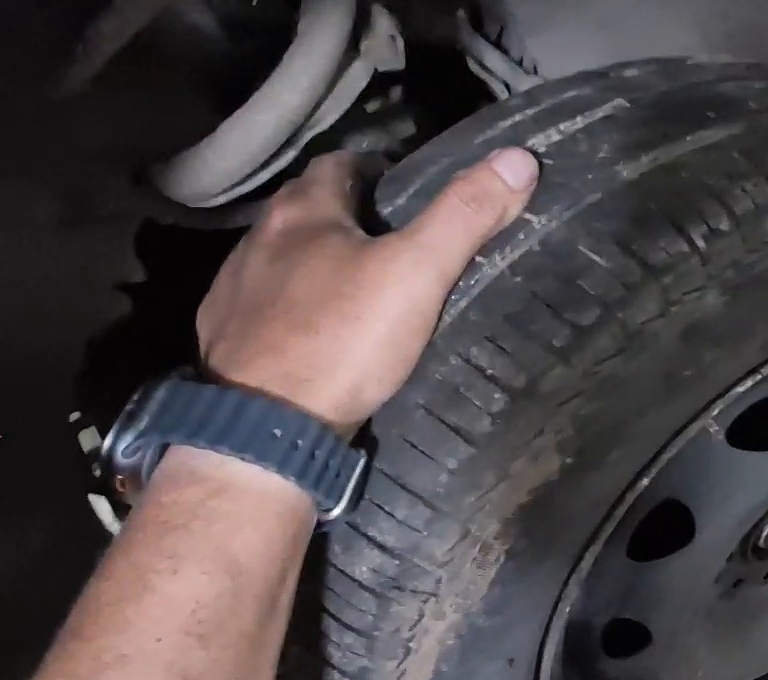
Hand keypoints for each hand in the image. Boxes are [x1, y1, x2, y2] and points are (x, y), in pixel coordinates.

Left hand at [195, 146, 539, 431]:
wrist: (270, 417)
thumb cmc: (347, 335)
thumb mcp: (419, 272)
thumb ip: (464, 217)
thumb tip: (518, 160)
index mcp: (303, 213)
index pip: (340, 167)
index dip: (380, 170)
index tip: (415, 189)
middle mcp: (261, 238)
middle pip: (314, 211)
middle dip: (356, 217)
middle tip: (407, 242)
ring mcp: (239, 286)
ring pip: (292, 257)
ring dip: (328, 261)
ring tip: (376, 286)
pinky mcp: (235, 332)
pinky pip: (275, 303)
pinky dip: (305, 304)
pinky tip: (331, 330)